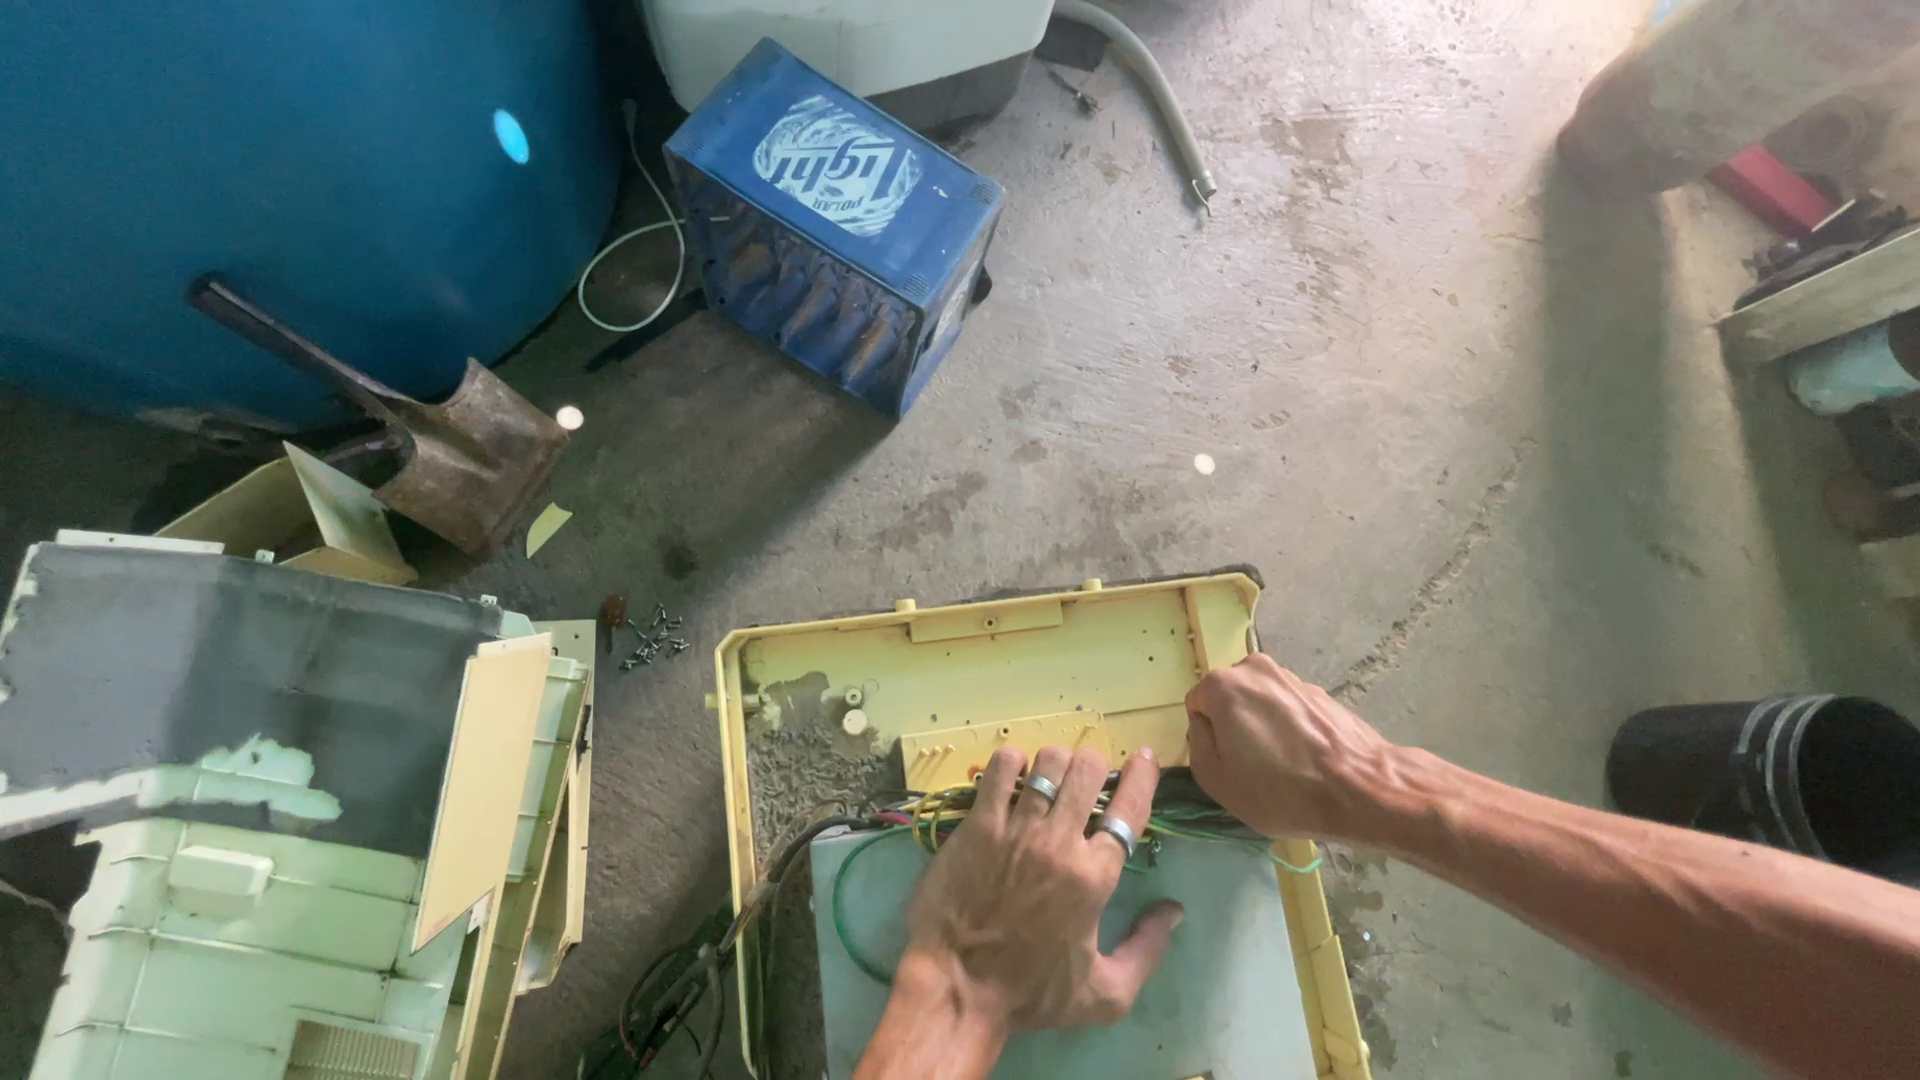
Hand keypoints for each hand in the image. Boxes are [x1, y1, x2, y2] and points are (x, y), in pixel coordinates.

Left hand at [900, 745, 1184, 1030]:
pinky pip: (1000, 768)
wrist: (958, 988)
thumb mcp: (1105, 996)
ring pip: (1048, 763)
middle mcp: (1060, 844)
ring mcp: (1017, 829)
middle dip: (1093, 766)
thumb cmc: (1031, 995)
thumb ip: (1147, 950)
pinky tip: (1012, 775)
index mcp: (1095, 878)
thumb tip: (1174, 911)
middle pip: (1088, 770)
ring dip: (1055, 762)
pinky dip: (1012, 762)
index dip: (1141, 775)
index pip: (1129, 809)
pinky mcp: (978, 824)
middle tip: (1083, 780)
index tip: (1144, 756)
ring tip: (1048, 777)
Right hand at [1185, 653, 1394, 840]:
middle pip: (1230, 698)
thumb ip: (1197, 742)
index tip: (1228, 762)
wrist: (1362, 791)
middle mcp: (1255, 669)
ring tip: (1285, 765)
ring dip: (1265, 727)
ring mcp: (1292, 678)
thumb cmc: (1280, 789)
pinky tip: (1307, 759)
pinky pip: (1291, 709)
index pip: (1198, 705)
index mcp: (1223, 684)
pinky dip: (1292, 729)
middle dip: (1236, 726)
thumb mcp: (1215, 779)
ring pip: (1261, 703)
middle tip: (1254, 765)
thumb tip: (1206, 726)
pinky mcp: (1321, 693)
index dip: (1209, 737)